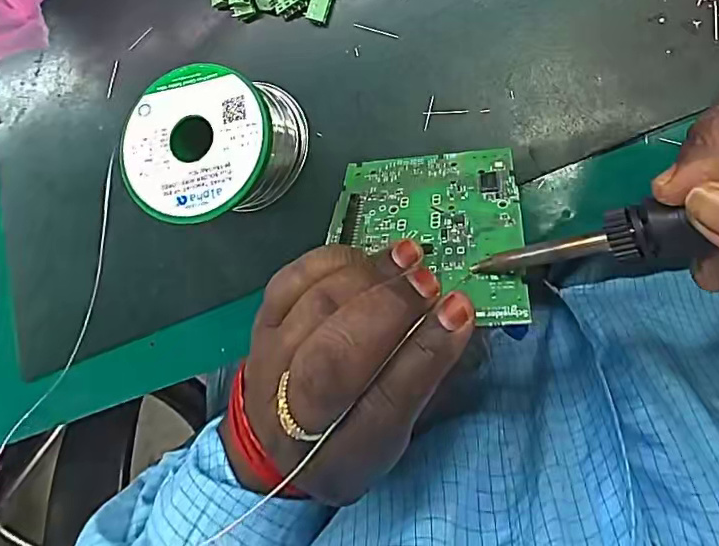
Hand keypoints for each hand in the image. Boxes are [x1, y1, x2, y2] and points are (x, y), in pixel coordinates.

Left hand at [225, 241, 473, 503]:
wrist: (278, 431)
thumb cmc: (351, 428)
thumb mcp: (395, 432)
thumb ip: (426, 381)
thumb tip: (458, 317)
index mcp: (343, 461)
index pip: (384, 407)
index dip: (426, 353)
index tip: (459, 310)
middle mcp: (293, 420)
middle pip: (334, 359)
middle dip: (388, 309)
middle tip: (429, 281)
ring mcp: (269, 364)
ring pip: (314, 309)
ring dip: (367, 276)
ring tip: (408, 258)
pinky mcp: (260, 322)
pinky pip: (292, 279)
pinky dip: (336, 261)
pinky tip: (368, 258)